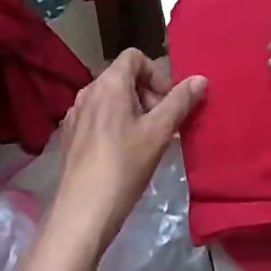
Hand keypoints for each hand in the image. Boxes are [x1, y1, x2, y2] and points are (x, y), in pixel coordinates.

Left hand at [52, 48, 206, 249]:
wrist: (81, 214)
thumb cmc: (123, 166)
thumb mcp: (158, 133)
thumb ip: (180, 102)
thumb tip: (201, 78)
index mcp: (108, 84)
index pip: (134, 56)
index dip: (156, 73)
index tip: (168, 101)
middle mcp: (88, 91)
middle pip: (123, 77)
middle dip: (148, 95)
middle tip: (163, 125)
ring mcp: (75, 114)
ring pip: (111, 99)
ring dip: (134, 111)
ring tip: (148, 142)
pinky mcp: (70, 137)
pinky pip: (98, 117)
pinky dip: (116, 125)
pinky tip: (125, 154)